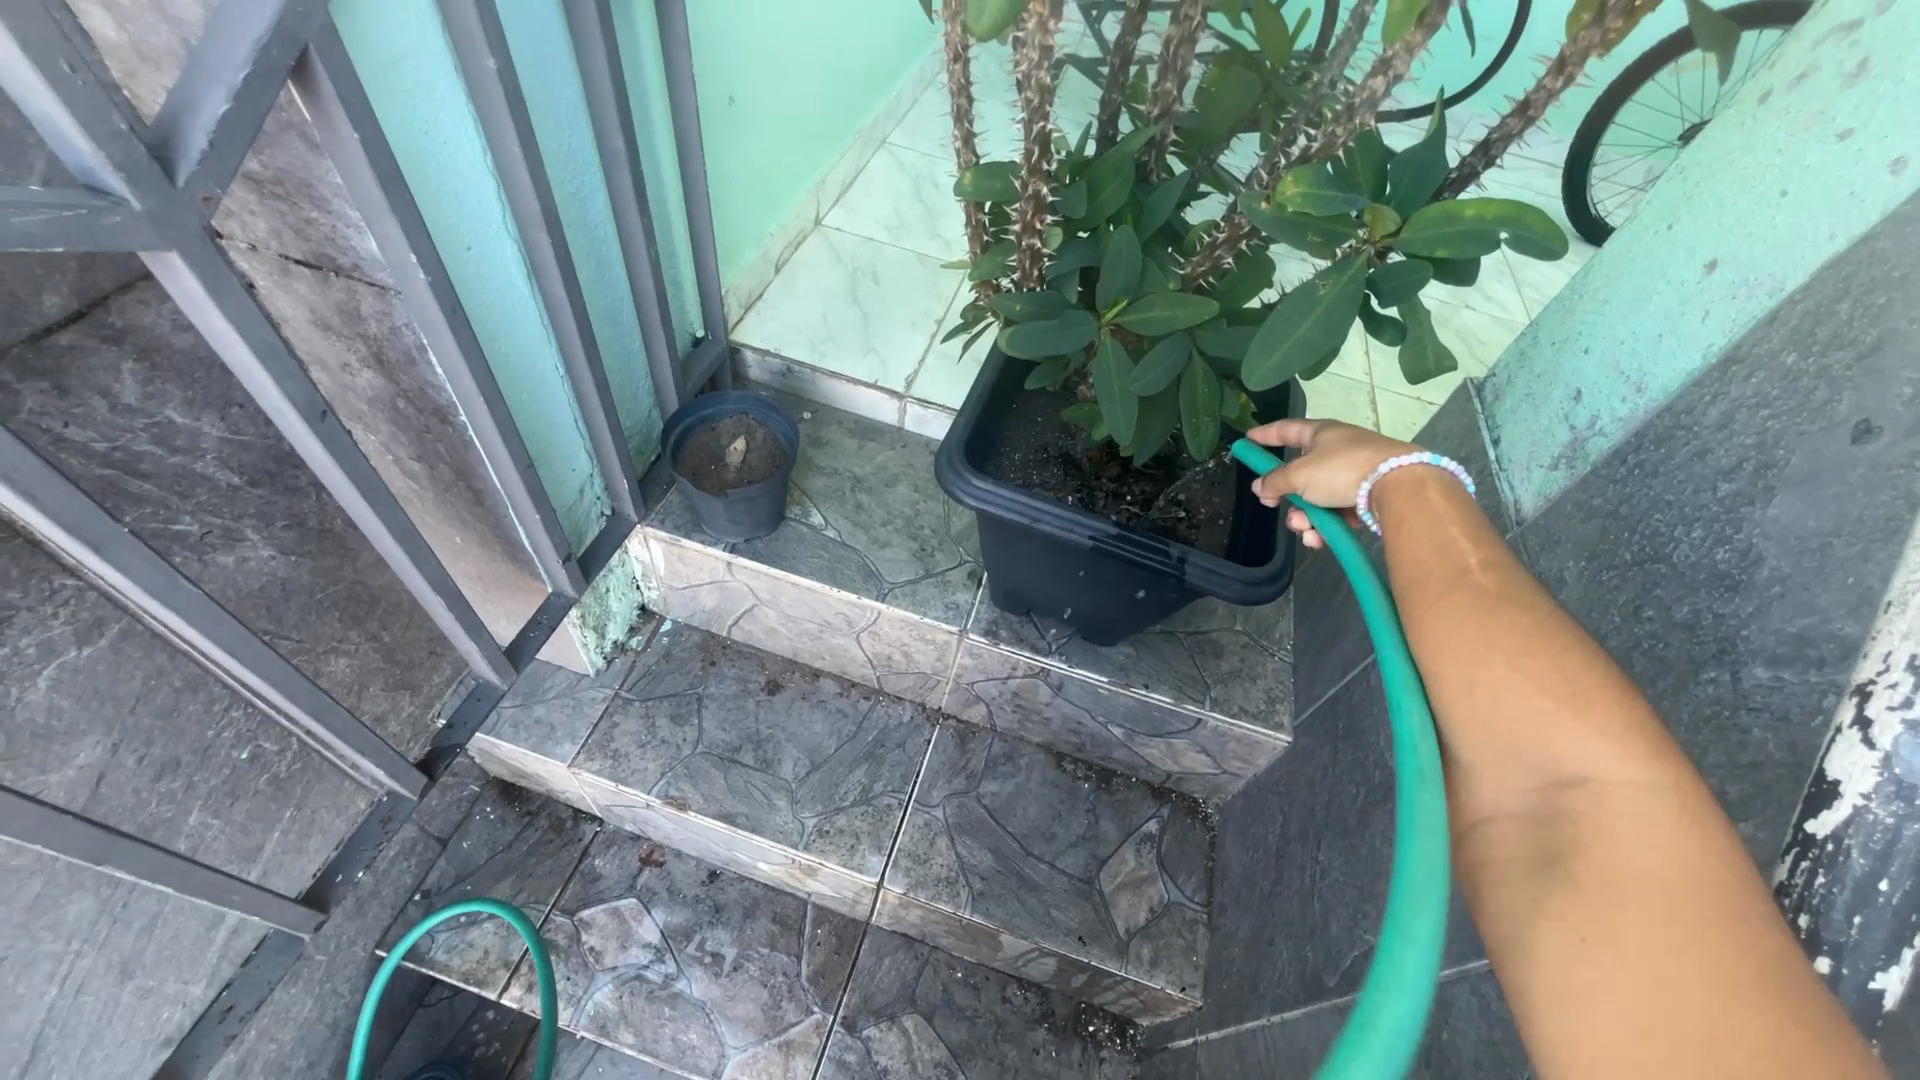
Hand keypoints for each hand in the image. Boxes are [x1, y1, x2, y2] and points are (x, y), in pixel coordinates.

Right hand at [1244, 419, 1416, 548]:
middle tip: (1274, 506)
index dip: (1265, 435)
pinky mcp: (1368, 498)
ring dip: (1305, 517)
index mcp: (1322, 433)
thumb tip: (1259, 487)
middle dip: (1286, 495)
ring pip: (1317, 498)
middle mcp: (1338, 450)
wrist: (1399, 488)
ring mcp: (1354, 474)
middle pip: (1301, 473)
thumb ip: (1274, 481)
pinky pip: (1337, 512)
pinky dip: (1326, 526)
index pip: (1286, 429)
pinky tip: (1320, 539)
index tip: (1248, 440)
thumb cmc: (1342, 470)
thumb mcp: (1299, 475)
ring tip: (1305, 529)